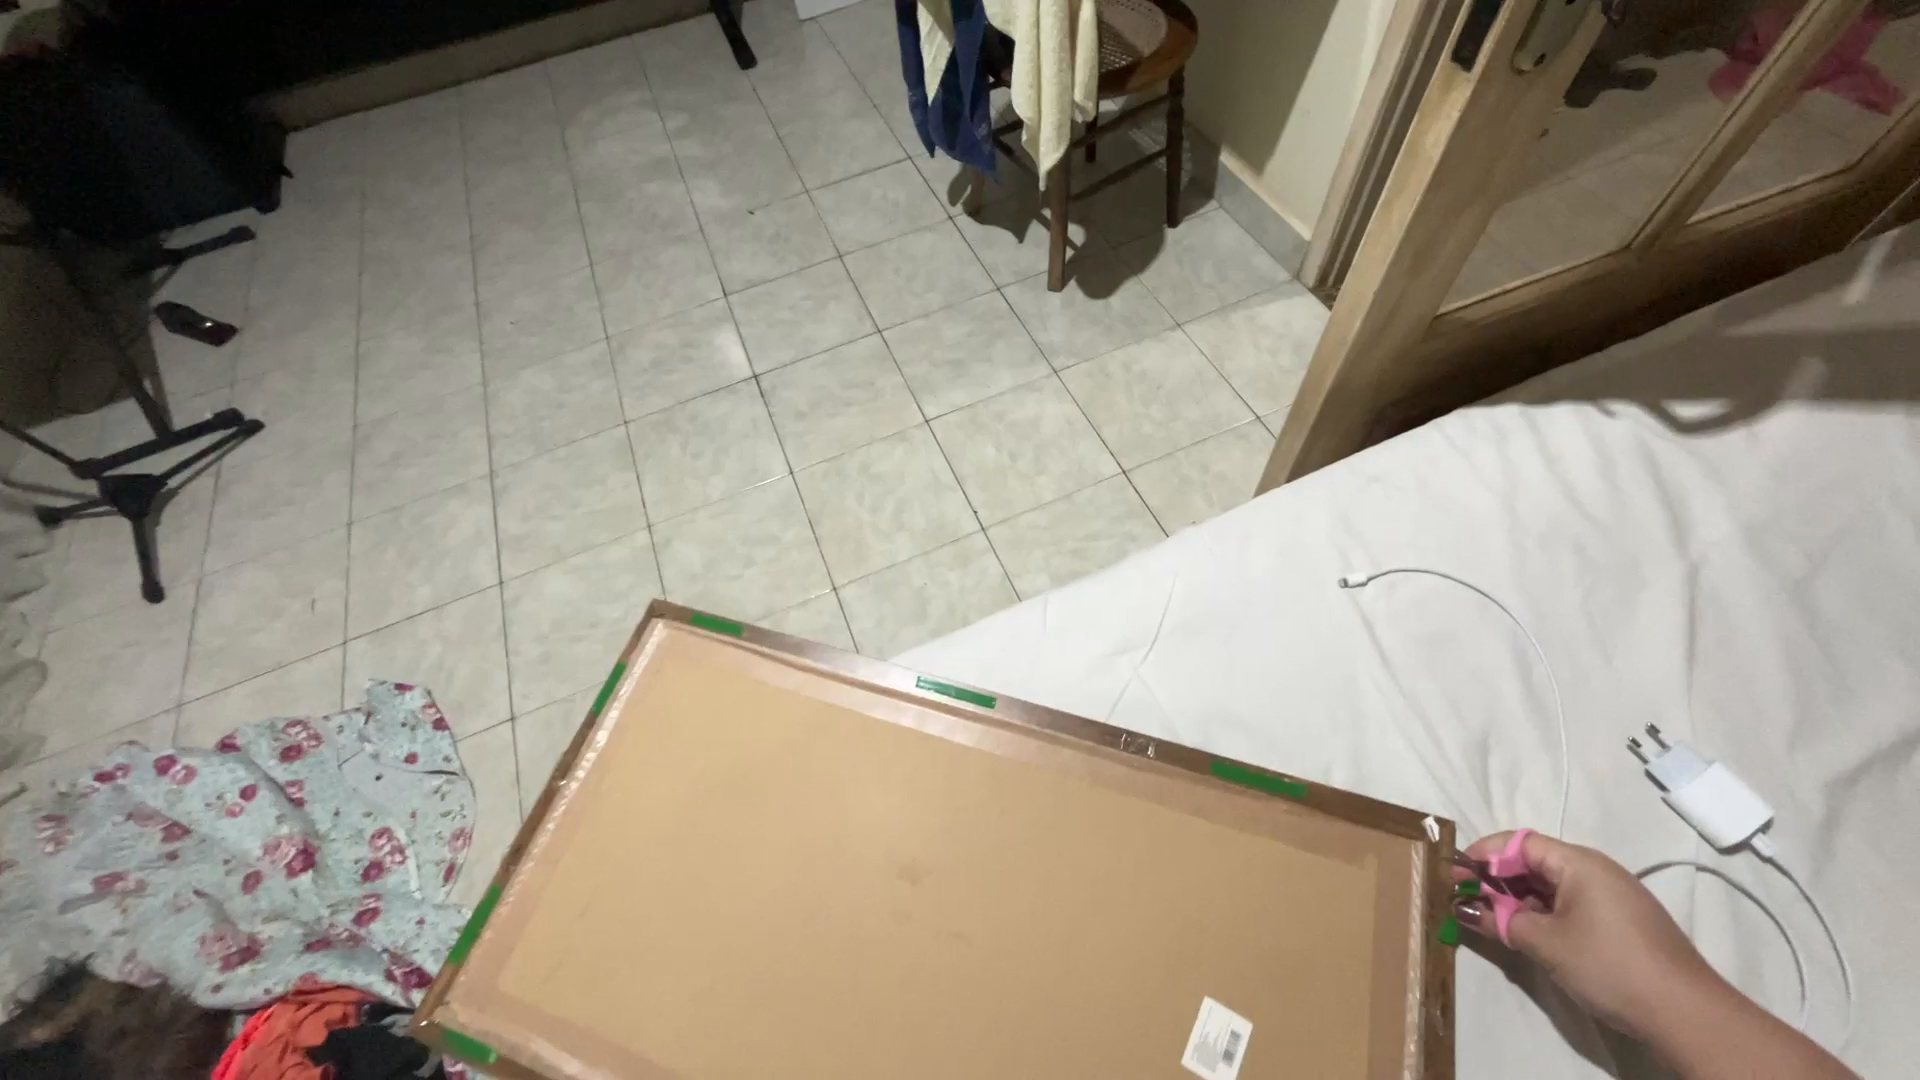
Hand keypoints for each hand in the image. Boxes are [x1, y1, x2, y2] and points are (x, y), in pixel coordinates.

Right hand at [1456, 831, 1725, 1041]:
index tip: (1455, 876)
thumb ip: (1497, 919)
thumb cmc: (1610, 965)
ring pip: (1550, 886)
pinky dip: (1542, 913)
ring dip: (1517, 900)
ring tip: (1492, 921)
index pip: (1517, 842)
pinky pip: (1569, 905)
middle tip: (1467, 900)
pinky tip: (1528, 935)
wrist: (1690, 1018)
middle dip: (1496, 879)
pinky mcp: (1622, 924)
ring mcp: (1613, 898)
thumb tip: (1461, 907)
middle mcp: (1596, 871)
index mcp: (1579, 863)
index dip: (1482, 855)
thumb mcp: (1543, 942)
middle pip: (1532, 862)